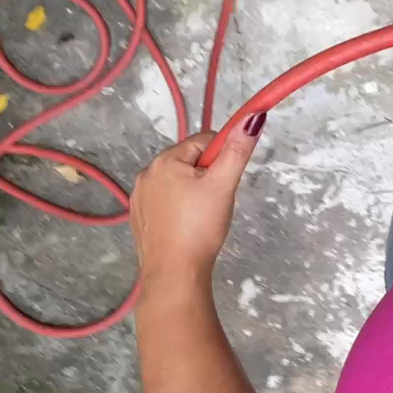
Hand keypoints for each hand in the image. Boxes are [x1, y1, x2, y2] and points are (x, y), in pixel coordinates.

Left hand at [130, 113, 264, 287]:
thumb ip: (238, 149)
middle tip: (217, 200)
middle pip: (191, 160)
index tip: (227, 181)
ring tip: (204, 215)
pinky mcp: (139, 218)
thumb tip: (252, 117)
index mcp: (165, 161)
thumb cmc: (200, 226)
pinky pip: (166, 200)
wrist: (174, 275)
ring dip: (195, 190)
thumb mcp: (224, 184)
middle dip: (208, 175)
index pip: (204, 142)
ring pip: (179, 181)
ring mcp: (139, 197)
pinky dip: (180, 207)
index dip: (222, 157)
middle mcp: (146, 174)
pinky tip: (188, 225)